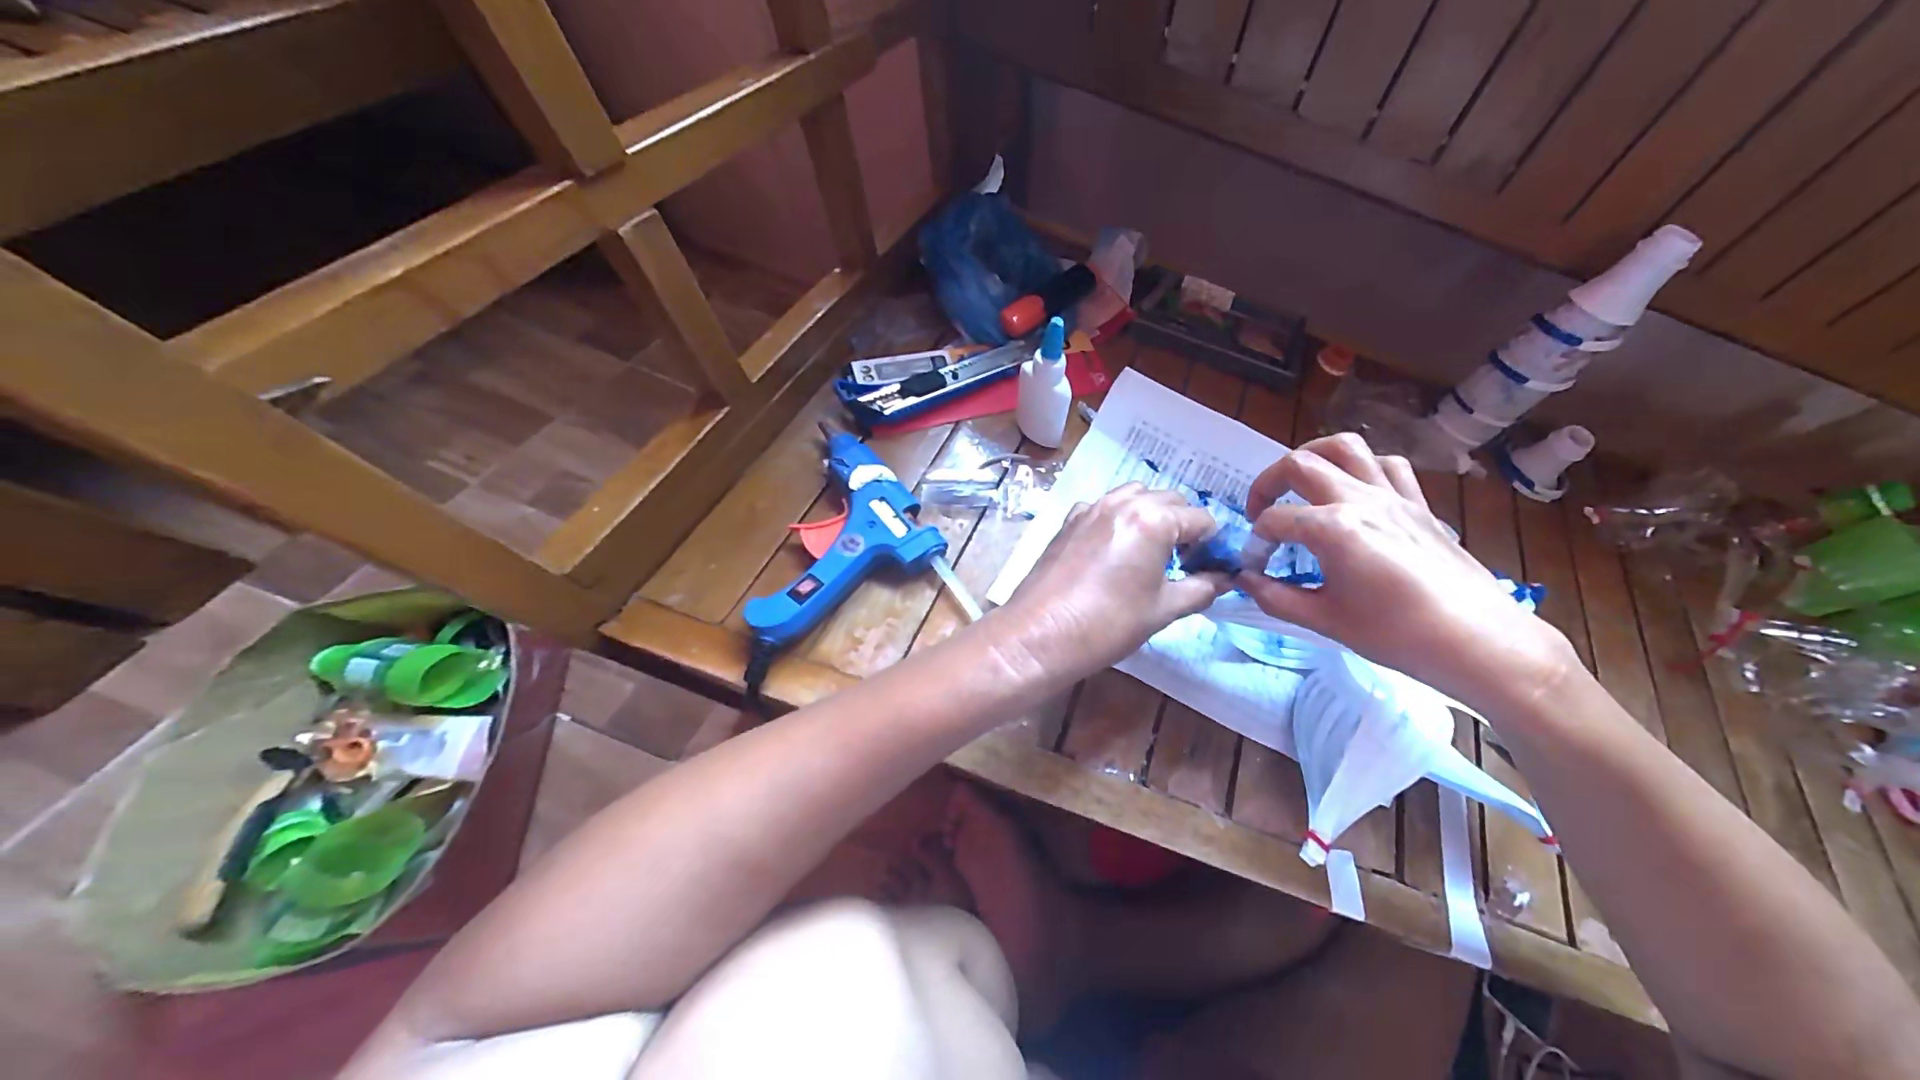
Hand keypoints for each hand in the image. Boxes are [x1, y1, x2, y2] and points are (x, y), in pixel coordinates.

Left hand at [992, 483, 1228, 680]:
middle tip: (1184, 562)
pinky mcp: (1068, 521)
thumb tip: (1224, 580)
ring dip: (1151, 515)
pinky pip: (1104, 507)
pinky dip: (1118, 519)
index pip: (1201, 518)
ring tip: (1151, 553)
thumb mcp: (1163, 609)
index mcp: (1153, 519)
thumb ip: (1201, 588)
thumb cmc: (1108, 624)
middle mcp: (1122, 503)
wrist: (1040, 634)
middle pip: (1169, 501)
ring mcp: (1091, 508)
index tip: (1211, 568)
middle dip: (1184, 525)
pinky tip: (1115, 552)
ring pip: (1134, 496)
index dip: (1213, 543)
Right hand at [1237, 434, 1580, 710]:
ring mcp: (1393, 496)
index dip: (1255, 543)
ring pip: (1345, 447)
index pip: (1274, 521)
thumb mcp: (1324, 620)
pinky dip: (1360, 468)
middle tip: (1260, 513)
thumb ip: (1275, 596)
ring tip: (1299, 484)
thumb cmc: (1396, 635)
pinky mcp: (1418, 503)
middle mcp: (1360, 500)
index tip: (1255, 568)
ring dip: (1312, 457)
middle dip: (1267, 484)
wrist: (1477, 641)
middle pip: (1299, 464)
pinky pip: (1386, 464)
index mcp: (1333, 529)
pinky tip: (1352, 492)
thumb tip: (1246, 580)